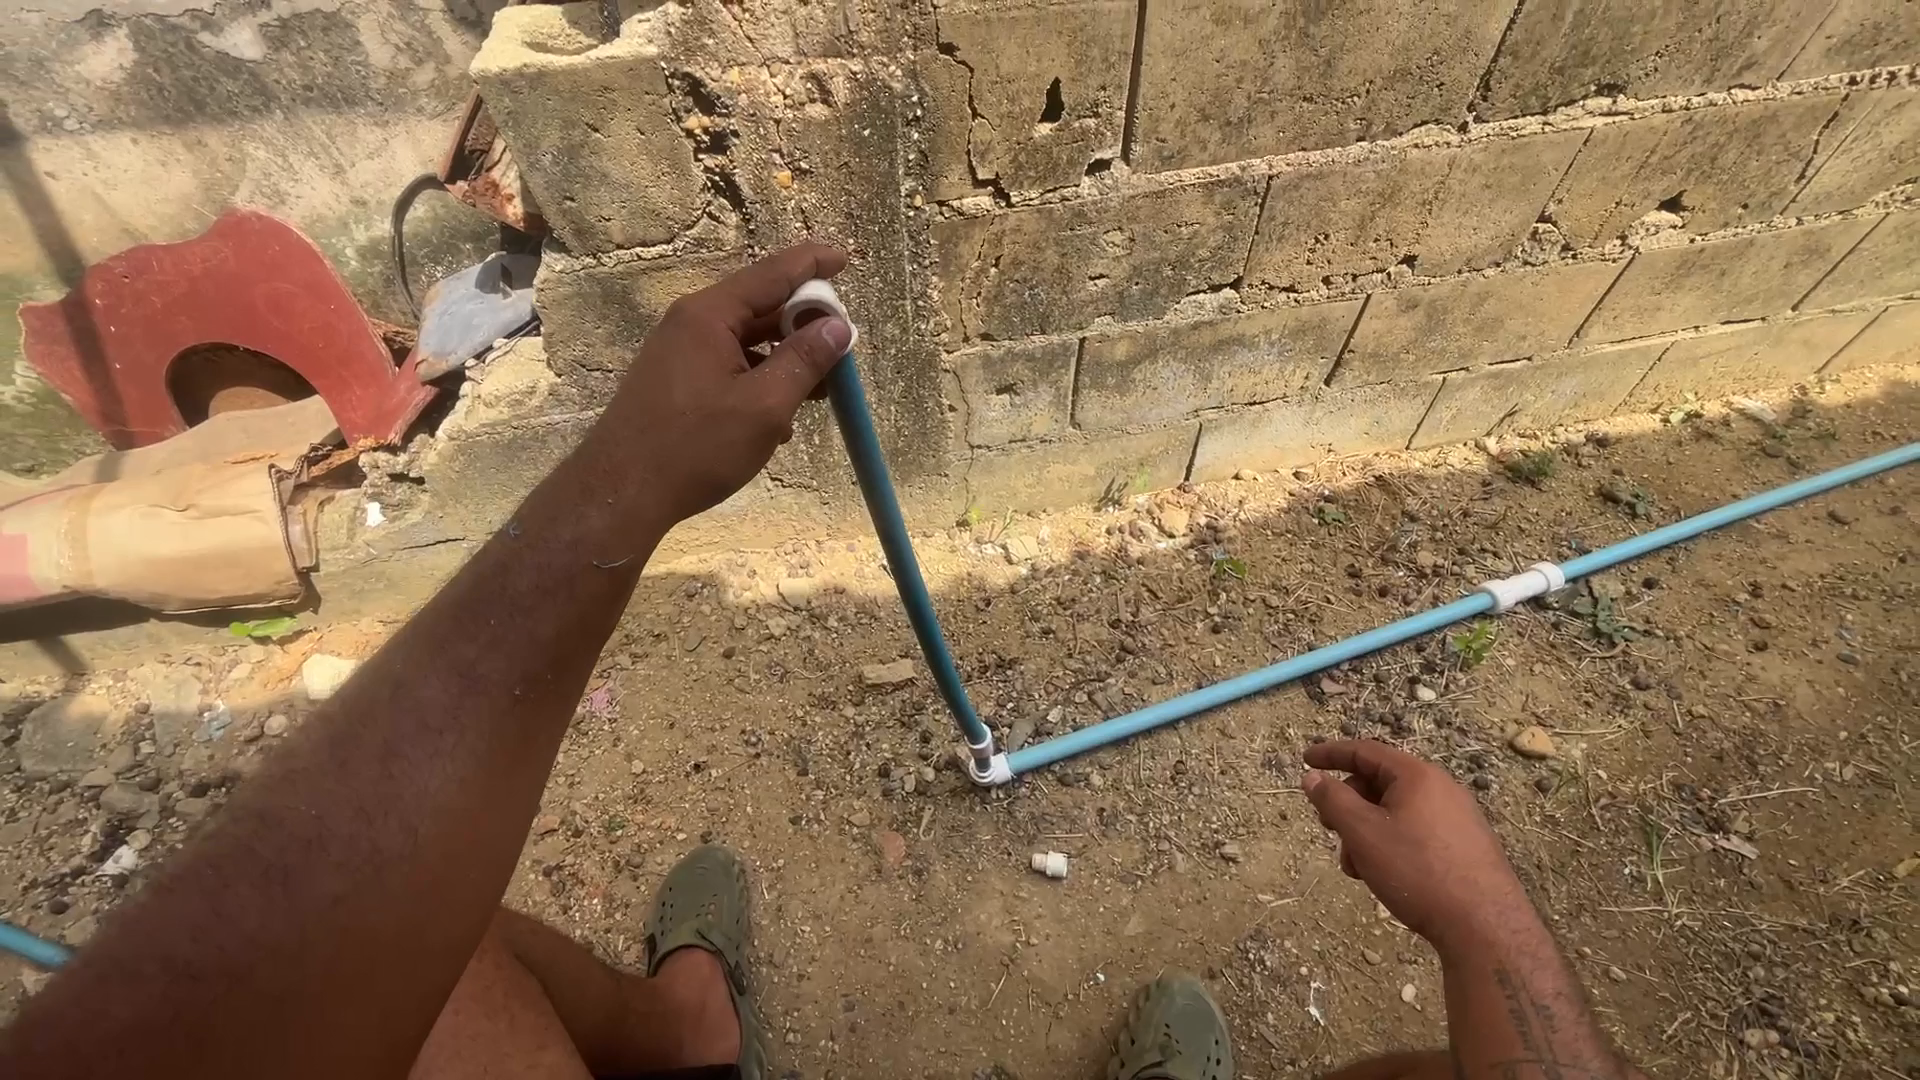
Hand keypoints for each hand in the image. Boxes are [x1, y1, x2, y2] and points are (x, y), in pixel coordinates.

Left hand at [587, 244, 851, 526]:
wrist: (622, 494)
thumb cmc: (696, 447)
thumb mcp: (764, 407)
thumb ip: (804, 361)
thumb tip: (838, 326)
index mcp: (709, 315)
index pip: (771, 274)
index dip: (812, 264)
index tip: (845, 258)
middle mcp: (692, 323)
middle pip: (761, 308)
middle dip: (805, 326)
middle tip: (842, 352)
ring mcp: (681, 354)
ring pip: (749, 343)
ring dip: (786, 362)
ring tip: (819, 394)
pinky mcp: (678, 383)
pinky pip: (731, 368)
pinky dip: (762, 383)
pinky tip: (778, 422)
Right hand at [1301, 740, 1528, 950]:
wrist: (1487, 930)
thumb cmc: (1416, 870)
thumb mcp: (1362, 831)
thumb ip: (1332, 799)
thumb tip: (1313, 777)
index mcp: (1417, 776)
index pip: (1365, 751)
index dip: (1330, 754)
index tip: (1305, 760)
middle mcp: (1442, 790)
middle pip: (1379, 782)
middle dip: (1348, 804)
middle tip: (1329, 828)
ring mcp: (1459, 819)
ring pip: (1395, 811)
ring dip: (1366, 831)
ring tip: (1357, 866)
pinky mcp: (1467, 847)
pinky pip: (1416, 830)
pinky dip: (1390, 842)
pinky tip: (1383, 874)